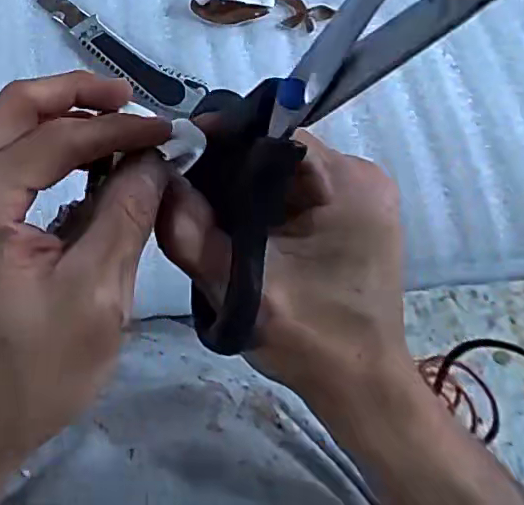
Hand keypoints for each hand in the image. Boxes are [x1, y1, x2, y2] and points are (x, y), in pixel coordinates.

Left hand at [0, 72, 172, 472]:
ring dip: (69, 113)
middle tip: (133, 101)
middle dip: (81, 93)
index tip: (167, 132)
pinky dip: (54, 140)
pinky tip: (94, 158)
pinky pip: (12, 148)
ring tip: (123, 128)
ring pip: (15, 119)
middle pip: (21, 103)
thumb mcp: (95, 296)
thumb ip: (126, 214)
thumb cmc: (30, 371)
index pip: (58, 136)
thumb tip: (155, 158)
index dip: (119, 129)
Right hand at [158, 133, 523, 502]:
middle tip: (186, 180)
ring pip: (284, 166)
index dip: (225, 136)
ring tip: (206, 202)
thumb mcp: (243, 290)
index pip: (274, 132)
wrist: (363, 391)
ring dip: (245, 182)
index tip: (182, 150)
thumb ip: (194, 236)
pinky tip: (239, 222)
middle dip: (230, 162)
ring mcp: (361, 193)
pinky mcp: (353, 212)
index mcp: (347, 182)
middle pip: (277, 147)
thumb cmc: (313, 342)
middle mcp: (361, 175)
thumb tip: (161, 183)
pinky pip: (297, 187)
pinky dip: (265, 199)